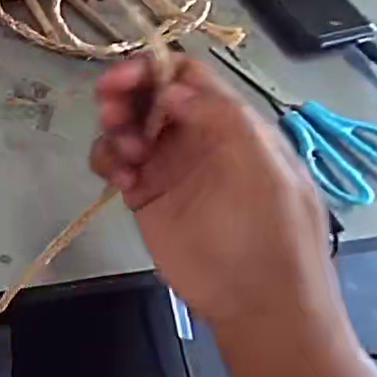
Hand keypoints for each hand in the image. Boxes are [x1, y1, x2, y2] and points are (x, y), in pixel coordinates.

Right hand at [89, 55, 339, 330]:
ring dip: (114, 131)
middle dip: (123, 96)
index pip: (186, 75)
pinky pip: (114, 163)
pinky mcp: (144, 194)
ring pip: (126, 126)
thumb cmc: (270, 235)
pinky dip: (106, 162)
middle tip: (109, 112)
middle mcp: (194, 136)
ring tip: (125, 158)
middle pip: (147, 96)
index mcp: (229, 122)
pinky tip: (119, 181)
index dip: (150, 69)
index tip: (120, 81)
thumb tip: (171, 90)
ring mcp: (167, 165)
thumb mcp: (264, 170)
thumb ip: (223, 119)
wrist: (258, 307)